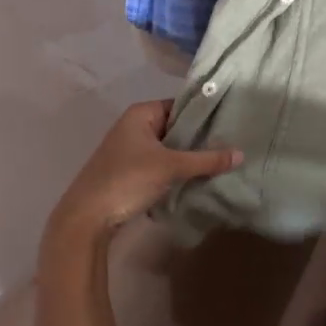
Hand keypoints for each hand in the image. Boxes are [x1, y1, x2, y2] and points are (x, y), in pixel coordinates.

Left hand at [46, 101, 241, 242]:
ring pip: (166, 148)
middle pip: (175, 127)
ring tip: (216, 162)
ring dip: (185, 157)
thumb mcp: (171, 167)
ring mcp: (127, 150)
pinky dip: (173, 170)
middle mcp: (133, 126)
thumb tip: (241, 154)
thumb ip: (207, 160)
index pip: (181, 105)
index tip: (229, 123)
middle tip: (228, 144)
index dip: (204, 114)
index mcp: (141, 114)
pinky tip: (193, 179)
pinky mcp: (125, 172)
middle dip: (197, 138)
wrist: (84, 220)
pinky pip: (157, 164)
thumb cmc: (126, 180)